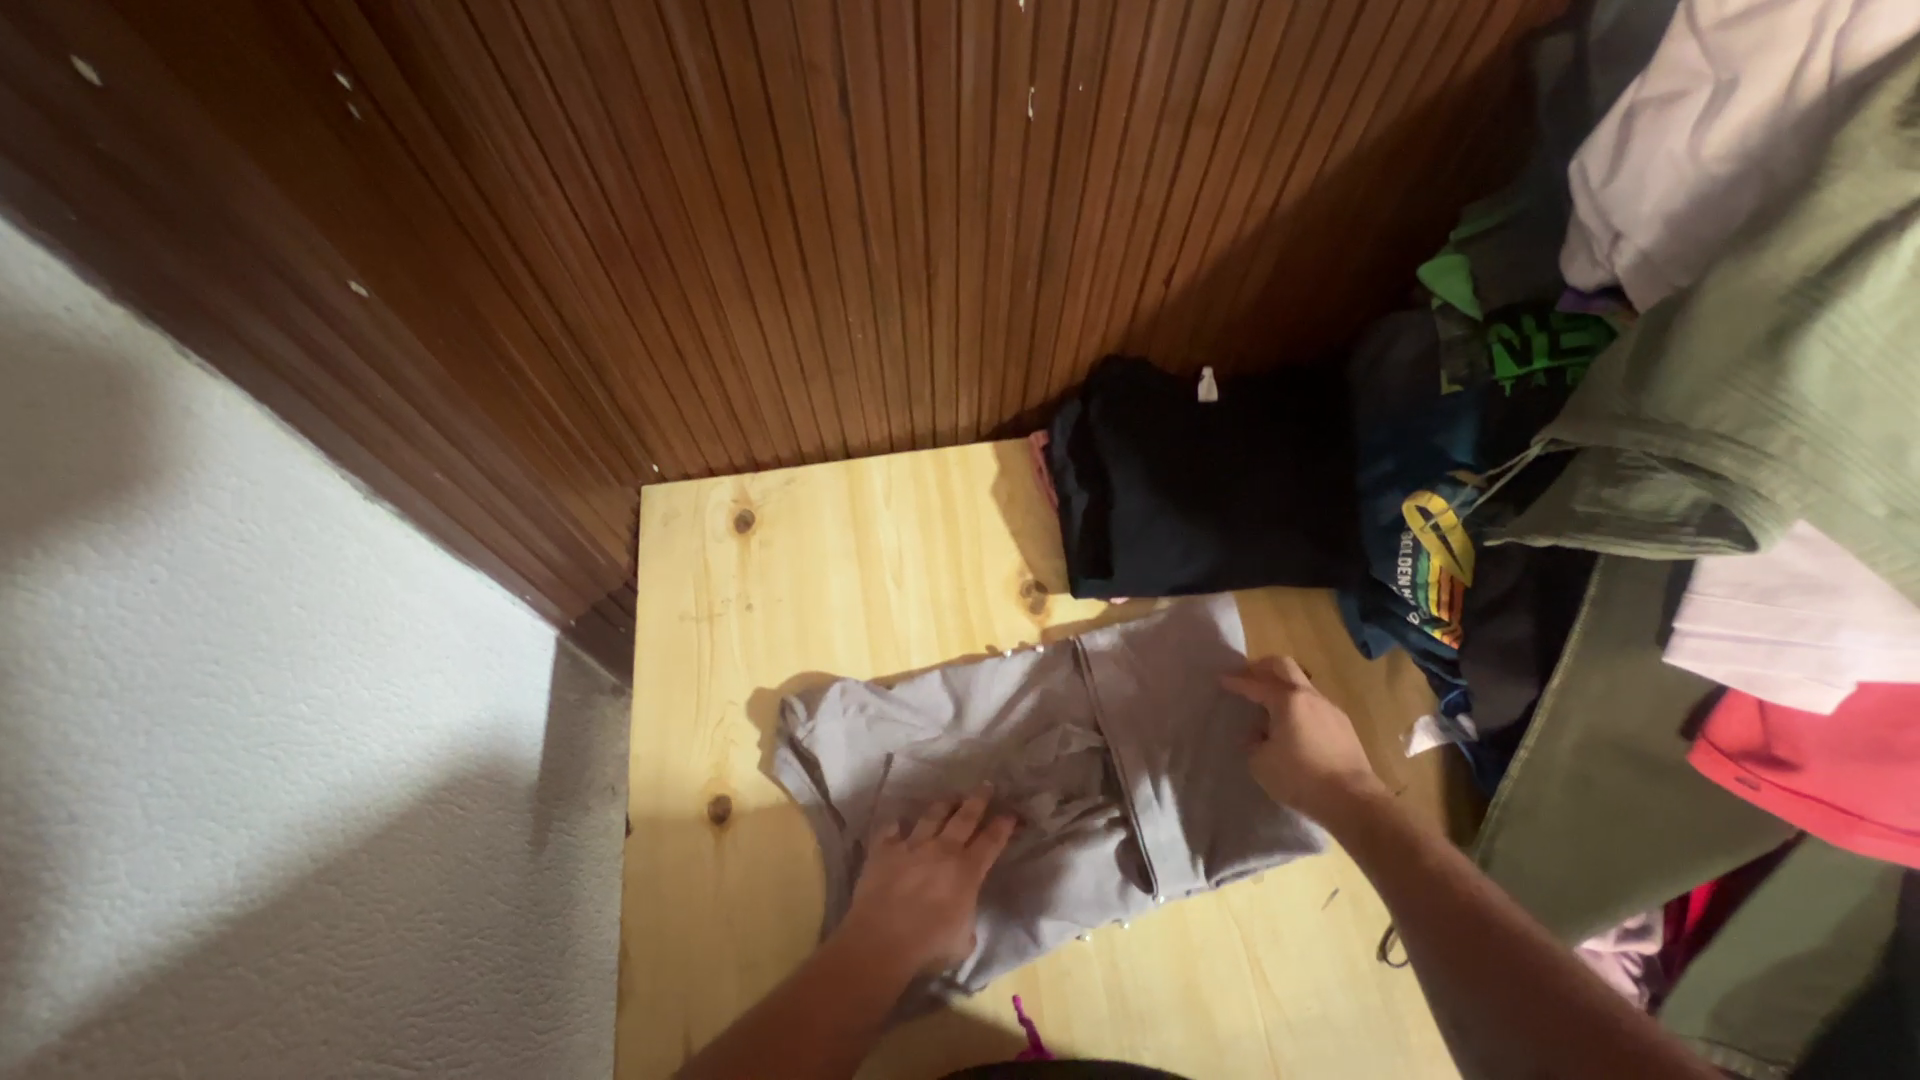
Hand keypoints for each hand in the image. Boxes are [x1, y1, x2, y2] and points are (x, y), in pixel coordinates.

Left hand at [837, 786, 1016, 974]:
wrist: (881, 941)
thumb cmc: (928, 947)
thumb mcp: (963, 940)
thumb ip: (967, 920)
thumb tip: (962, 915)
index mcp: (967, 871)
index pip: (991, 841)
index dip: (1003, 825)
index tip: (1010, 813)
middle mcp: (942, 850)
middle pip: (965, 817)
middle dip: (979, 799)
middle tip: (986, 785)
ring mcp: (912, 846)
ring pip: (932, 815)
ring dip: (944, 804)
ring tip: (950, 797)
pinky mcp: (884, 850)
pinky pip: (891, 829)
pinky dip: (897, 826)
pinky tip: (898, 823)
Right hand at [1222, 656, 1386, 822]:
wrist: (1352, 799)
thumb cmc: (1300, 778)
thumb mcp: (1261, 763)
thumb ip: (1253, 743)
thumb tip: (1258, 736)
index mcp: (1286, 700)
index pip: (1255, 684)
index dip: (1235, 681)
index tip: (1221, 679)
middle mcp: (1309, 696)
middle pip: (1284, 666)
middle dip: (1262, 667)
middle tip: (1247, 678)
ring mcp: (1330, 709)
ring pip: (1301, 684)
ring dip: (1282, 687)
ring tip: (1269, 707)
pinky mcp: (1343, 725)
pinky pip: (1314, 705)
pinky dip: (1298, 706)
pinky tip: (1293, 727)